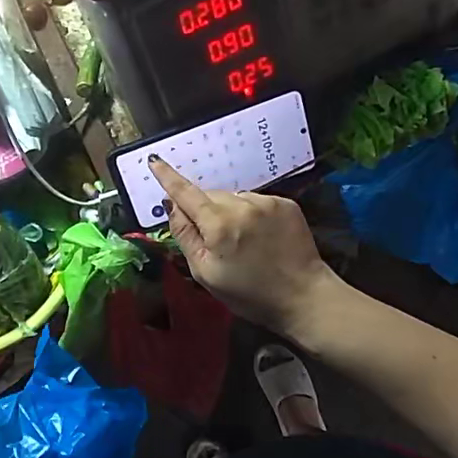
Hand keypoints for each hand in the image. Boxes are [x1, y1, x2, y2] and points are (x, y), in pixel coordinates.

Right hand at [149, 156, 338, 336]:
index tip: (154, 161)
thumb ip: (185, 235)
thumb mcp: (205, 273)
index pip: (185, 193)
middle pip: (210, 196)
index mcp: (219, 225)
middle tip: (212, 241)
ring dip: (228, 213)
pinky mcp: (286, 204)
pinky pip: (255, 201)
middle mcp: (242, 205)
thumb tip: (172, 206)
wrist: (304, 297)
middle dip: (204, 211)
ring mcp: (267, 202)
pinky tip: (259, 238)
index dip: (167, 177)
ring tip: (241, 243)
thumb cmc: (249, 294)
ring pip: (233, 198)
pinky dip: (250, 214)